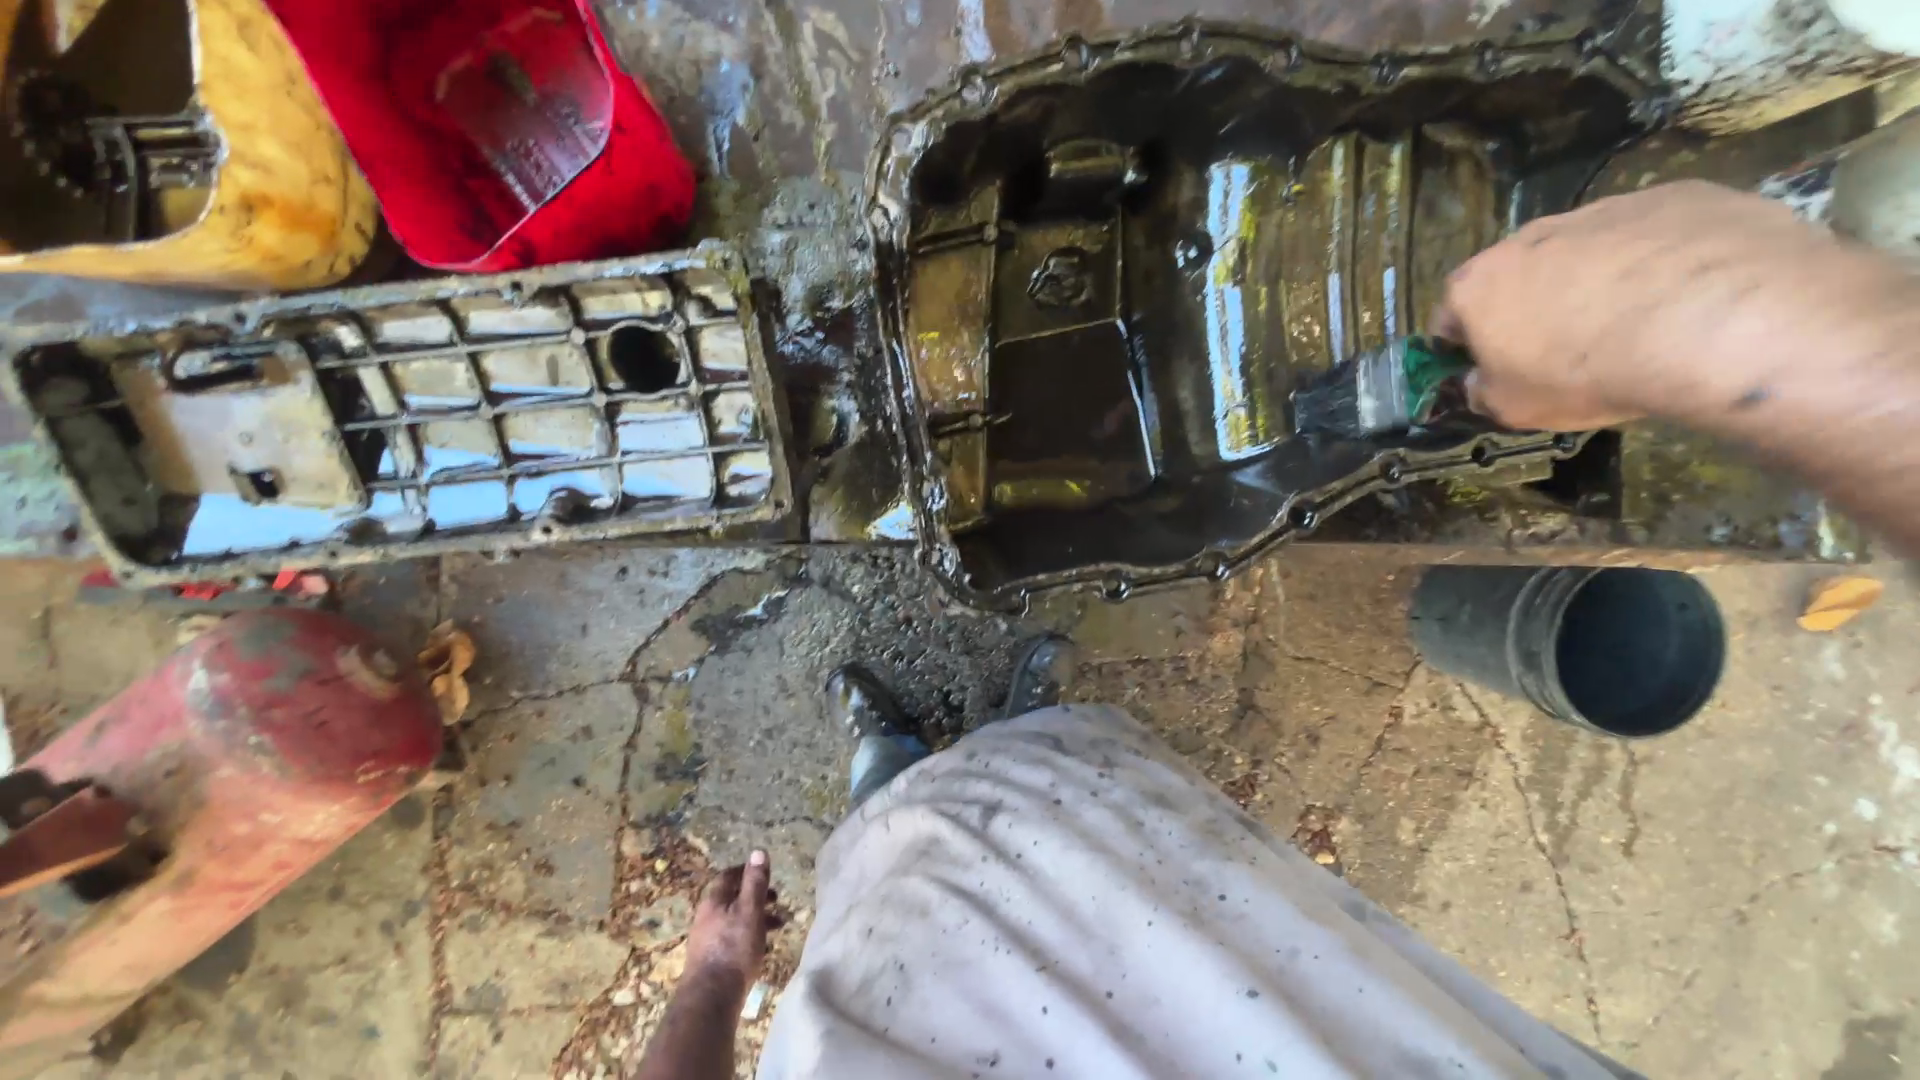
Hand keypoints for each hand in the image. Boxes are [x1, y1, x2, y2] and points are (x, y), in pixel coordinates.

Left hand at [684, 850, 776, 993]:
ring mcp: (706, 940)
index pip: (728, 876)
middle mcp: (706, 917)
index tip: (764, 873)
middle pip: (731, 899)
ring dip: (755, 917)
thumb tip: (758, 852)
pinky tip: (762, 948)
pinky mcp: (710, 960)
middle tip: (776, 899)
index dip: (745, 871)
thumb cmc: (733, 948)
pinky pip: (732, 939)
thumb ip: (755, 883)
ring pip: (734, 920)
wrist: (710, 997)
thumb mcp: (750, 910)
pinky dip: (748, 935)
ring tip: (777, 926)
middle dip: (755, 896)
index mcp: (714, 901)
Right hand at [1435, 180, 1880, 430]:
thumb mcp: (1514, 407)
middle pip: (1518, 273)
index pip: (1448, 316)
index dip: (1464, 346)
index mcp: (1477, 285)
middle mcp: (1530, 236)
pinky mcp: (1678, 195)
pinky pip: (1655, 233)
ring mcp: (1605, 209)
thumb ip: (1482, 390)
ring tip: (1636, 322)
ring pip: (1587, 248)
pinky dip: (1660, 260)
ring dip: (1596, 279)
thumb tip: (1479, 381)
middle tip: (1564, 347)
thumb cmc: (1588, 371)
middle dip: (1531, 305)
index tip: (1489, 368)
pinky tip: (1688, 296)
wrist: (1718, 321)